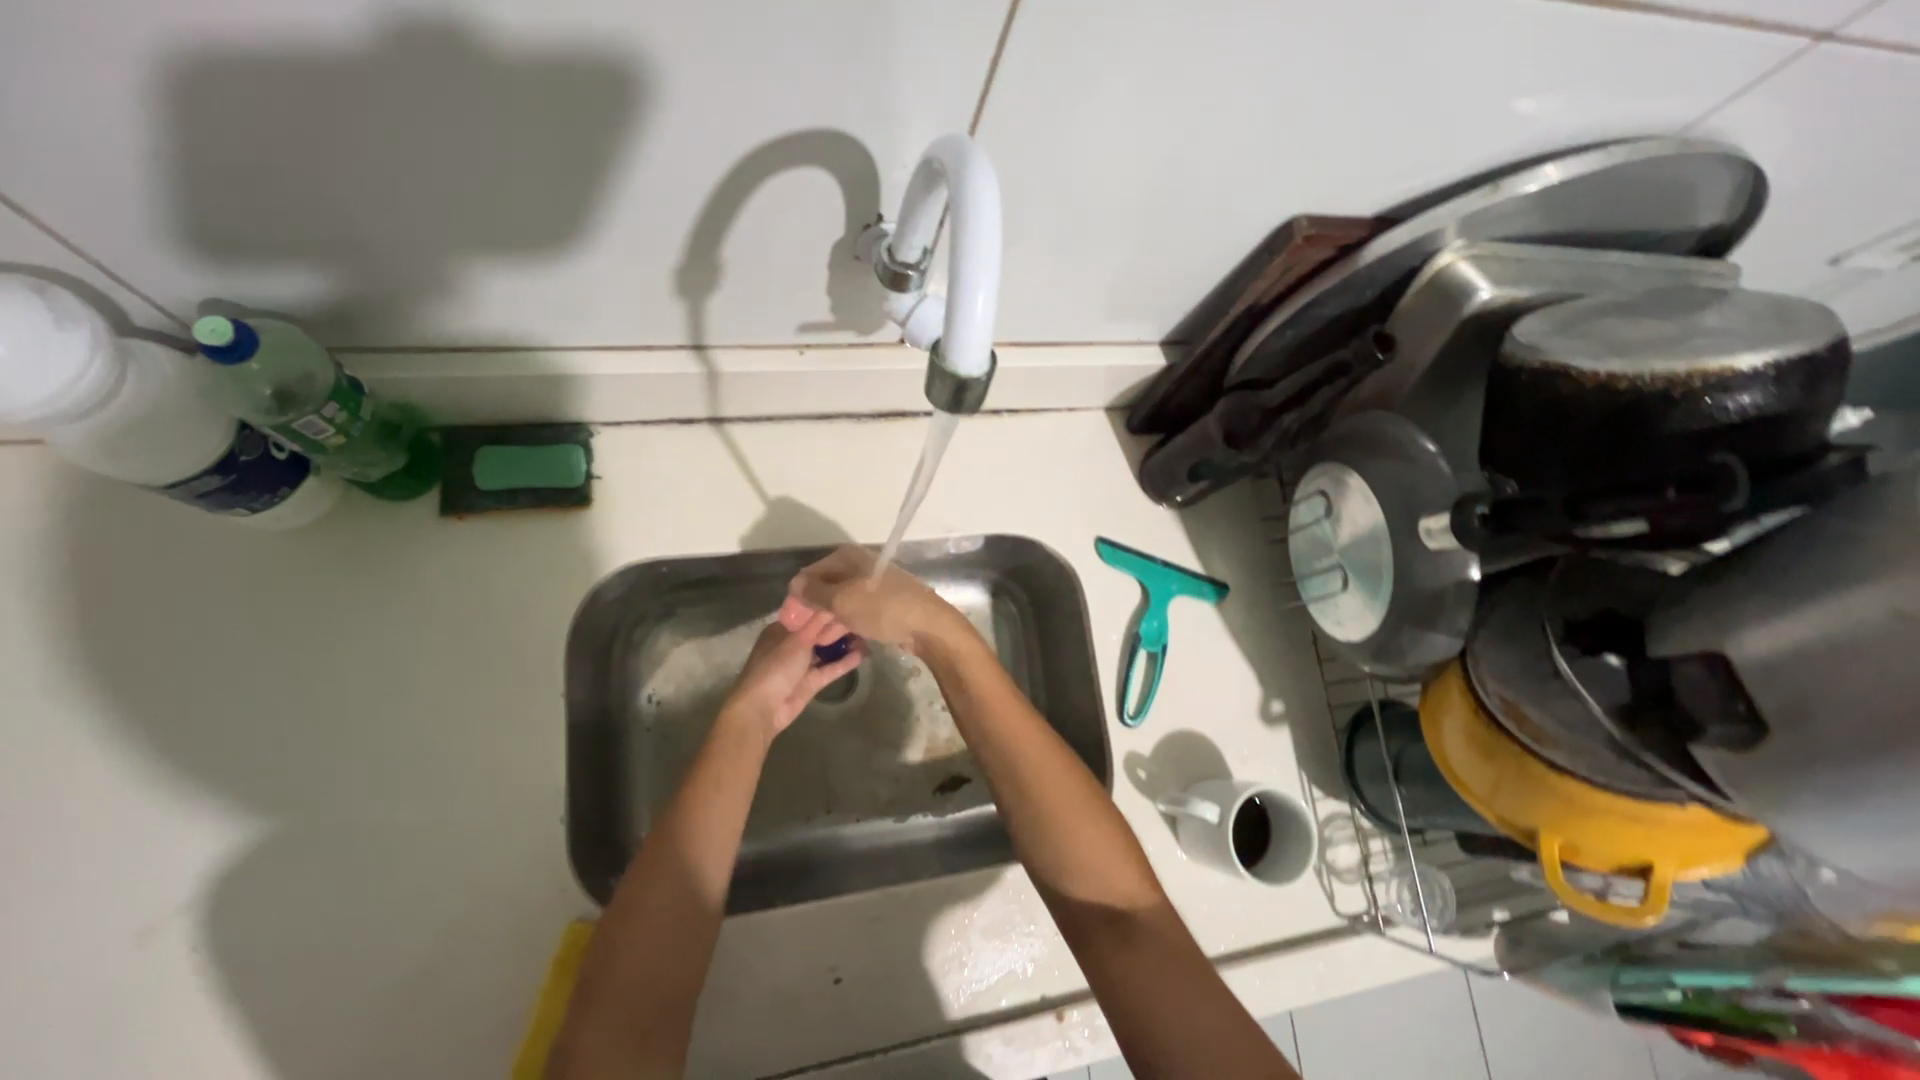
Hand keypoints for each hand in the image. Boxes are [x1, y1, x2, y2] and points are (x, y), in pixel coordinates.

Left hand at [721, 608, 864, 742]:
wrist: (763, 708)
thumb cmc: (775, 666)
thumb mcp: (797, 640)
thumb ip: (817, 622)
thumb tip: (833, 601)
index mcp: (780, 630)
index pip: (804, 614)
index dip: (823, 605)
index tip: (843, 596)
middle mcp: (791, 645)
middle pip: (817, 631)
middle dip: (836, 624)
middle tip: (860, 613)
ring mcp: (802, 665)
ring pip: (826, 650)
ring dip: (843, 643)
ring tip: (866, 632)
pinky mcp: (812, 682)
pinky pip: (831, 668)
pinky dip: (845, 661)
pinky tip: (863, 653)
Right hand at [786, 546, 970, 654]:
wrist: (928, 625)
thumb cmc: (882, 608)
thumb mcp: (842, 600)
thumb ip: (815, 593)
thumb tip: (794, 584)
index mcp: (849, 558)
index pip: (813, 572)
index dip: (798, 595)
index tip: (787, 617)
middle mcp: (860, 567)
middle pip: (827, 586)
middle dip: (811, 609)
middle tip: (797, 631)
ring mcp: (873, 586)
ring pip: (841, 601)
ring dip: (825, 619)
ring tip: (810, 641)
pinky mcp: (883, 605)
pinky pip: (855, 612)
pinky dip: (842, 623)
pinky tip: (830, 641)